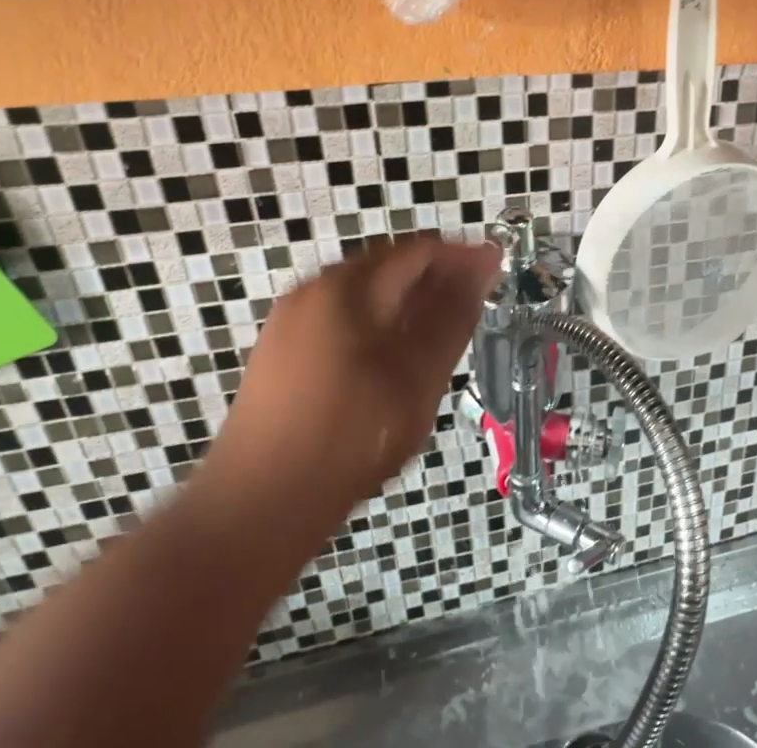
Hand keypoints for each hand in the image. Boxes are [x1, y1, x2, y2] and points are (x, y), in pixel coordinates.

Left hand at [203, 237, 500, 515]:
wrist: (259, 504)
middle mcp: (312, 292)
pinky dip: (377, 324)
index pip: (416, 251)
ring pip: (362, 295)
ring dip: (407, 301)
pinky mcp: (279, 354)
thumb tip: (479, 270)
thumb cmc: (349, 438)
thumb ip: (451, 319)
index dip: (461, 256)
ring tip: (444, 329)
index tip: (497, 268)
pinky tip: (395, 357)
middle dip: (435, 277)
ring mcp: (289, 323)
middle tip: (477, 300)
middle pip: (386, 266)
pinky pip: (340, 319)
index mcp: (346, 289)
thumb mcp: (415, 378)